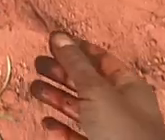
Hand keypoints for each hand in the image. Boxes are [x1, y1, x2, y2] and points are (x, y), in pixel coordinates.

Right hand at [29, 32, 164, 139]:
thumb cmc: (119, 130)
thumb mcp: (96, 90)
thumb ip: (75, 63)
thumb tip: (58, 35)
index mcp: (129, 88)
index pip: (101, 59)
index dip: (77, 48)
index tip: (51, 40)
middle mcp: (121, 107)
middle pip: (86, 82)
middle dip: (60, 72)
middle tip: (37, 64)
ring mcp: (111, 131)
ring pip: (78, 108)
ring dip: (55, 97)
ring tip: (34, 90)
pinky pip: (76, 134)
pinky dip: (61, 127)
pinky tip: (47, 123)